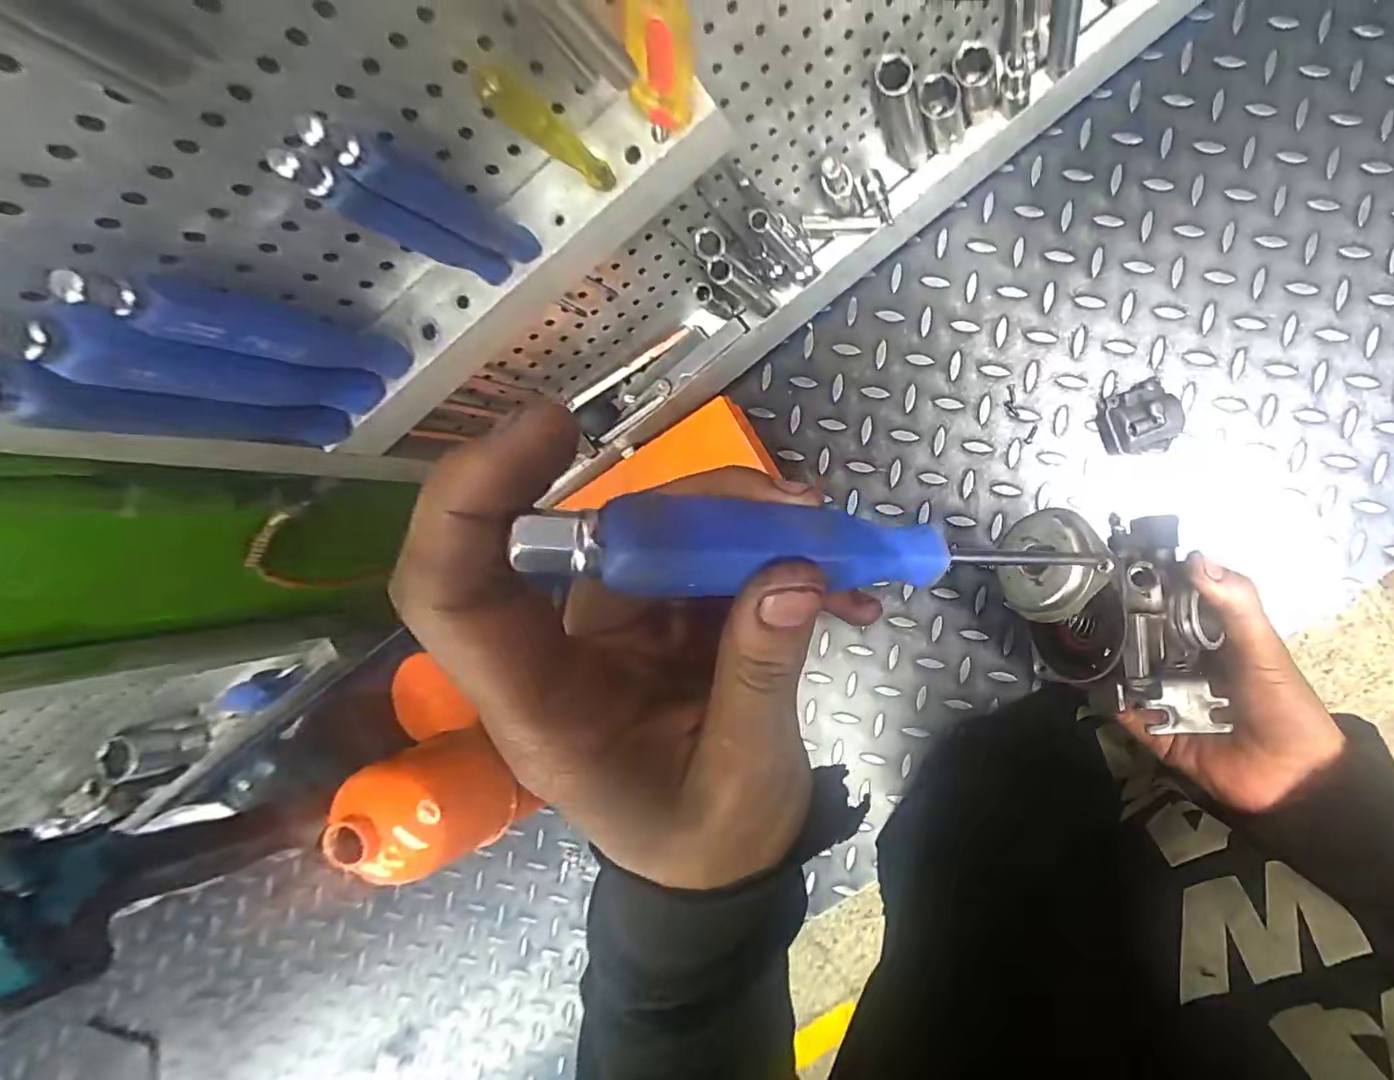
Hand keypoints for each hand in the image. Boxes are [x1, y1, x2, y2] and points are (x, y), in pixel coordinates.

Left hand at [388, 401, 880, 888]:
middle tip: (799, 512)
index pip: (459, 590)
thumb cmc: (708, 841)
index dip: (477, 498)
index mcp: (545, 701)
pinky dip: (787, 566)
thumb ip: (760, 677)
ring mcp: (636, 629)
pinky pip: (728, 566)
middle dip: (709, 509)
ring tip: (835, 544)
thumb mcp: (739, 773)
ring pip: (680, 539)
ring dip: (761, 530)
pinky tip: (845, 590)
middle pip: (616, 539)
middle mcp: (578, 647)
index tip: (552, 426)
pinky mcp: (685, 621)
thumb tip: (795, 576)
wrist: (729, 864)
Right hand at [1116, 554, 1345, 813]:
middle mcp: (1188, 668)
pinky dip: (1116, 707)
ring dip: (1115, 667)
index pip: (1173, 610)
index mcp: (1213, 643)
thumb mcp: (1263, 646)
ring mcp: (1173, 702)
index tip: (1120, 574)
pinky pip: (1131, 719)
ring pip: (1133, 679)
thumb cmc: (1284, 705)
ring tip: (1095, 652)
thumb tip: (1195, 558)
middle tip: (1097, 614)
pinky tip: (1107, 692)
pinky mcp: (1162, 736)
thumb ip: (1236, 603)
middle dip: (1124, 631)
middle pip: (1146, 644)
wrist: (1295, 778)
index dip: (1151, 593)